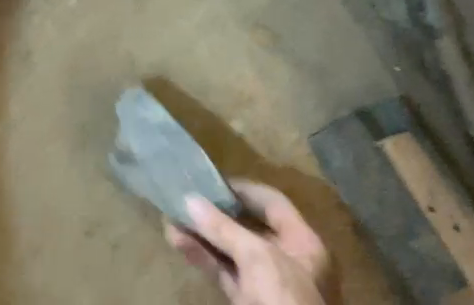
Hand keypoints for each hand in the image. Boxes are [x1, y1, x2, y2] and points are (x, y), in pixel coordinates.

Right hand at [166, 180, 329, 304]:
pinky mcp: (248, 302)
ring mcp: (267, 284)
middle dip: (214, 214)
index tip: (208, 180)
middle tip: (183, 198)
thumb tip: (188, 199)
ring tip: (170, 218)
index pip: (272, 204)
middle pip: (247, 227)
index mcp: (304, 243)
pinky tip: (177, 242)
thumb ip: (223, 227)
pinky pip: (223, 272)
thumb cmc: (284, 299)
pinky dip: (202, 257)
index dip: (241, 189)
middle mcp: (288, 260)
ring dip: (201, 235)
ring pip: (231, 250)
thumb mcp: (257, 258)